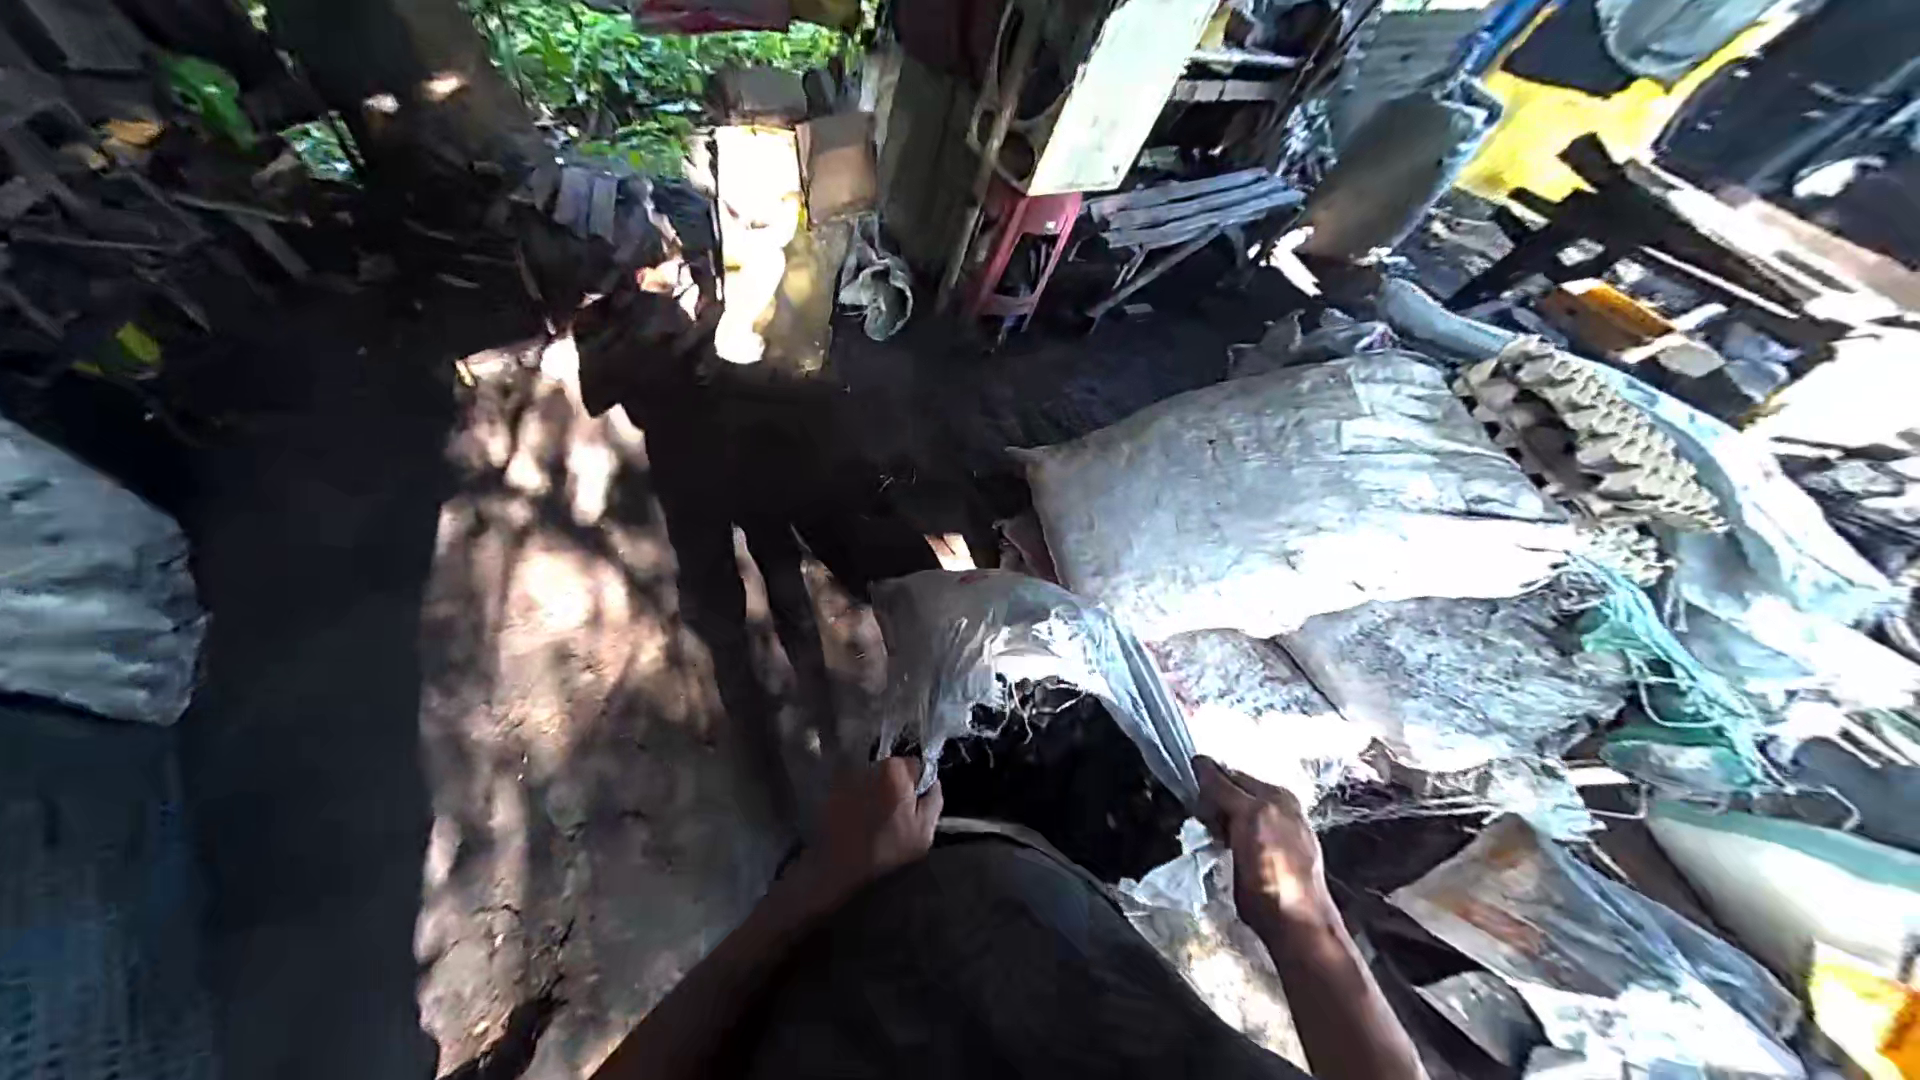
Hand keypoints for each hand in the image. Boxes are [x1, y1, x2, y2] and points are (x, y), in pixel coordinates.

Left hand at [788, 757, 942, 914]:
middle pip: (892, 770)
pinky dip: (858, 800)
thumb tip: (933, 782)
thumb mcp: (924, 831)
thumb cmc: (887, 850)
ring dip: (876, 793)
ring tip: (875, 819)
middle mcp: (870, 767)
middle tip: (895, 814)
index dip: (917, 783)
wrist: (841, 869)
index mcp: (895, 772)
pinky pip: (854, 790)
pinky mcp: (832, 793)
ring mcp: (848, 779)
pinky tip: (859, 821)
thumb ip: (934, 799)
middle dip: (896, 786)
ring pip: (873, 779)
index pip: (914, 764)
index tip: (913, 802)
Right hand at [1196, 755, 1334, 931]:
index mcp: (1277, 794)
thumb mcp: (1248, 816)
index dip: (1209, 783)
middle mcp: (1276, 808)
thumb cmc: (1273, 868)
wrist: (1295, 923)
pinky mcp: (1261, 857)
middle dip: (1211, 803)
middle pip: (1228, 793)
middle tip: (1205, 822)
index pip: (1230, 774)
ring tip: (1213, 837)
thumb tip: (1199, 761)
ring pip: (1227, 813)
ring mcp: (1271, 833)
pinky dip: (1220, 836)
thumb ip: (1223, 788)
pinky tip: (1220, 847)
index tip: (1196, 799)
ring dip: (1213, 821)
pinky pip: (1231, 833)